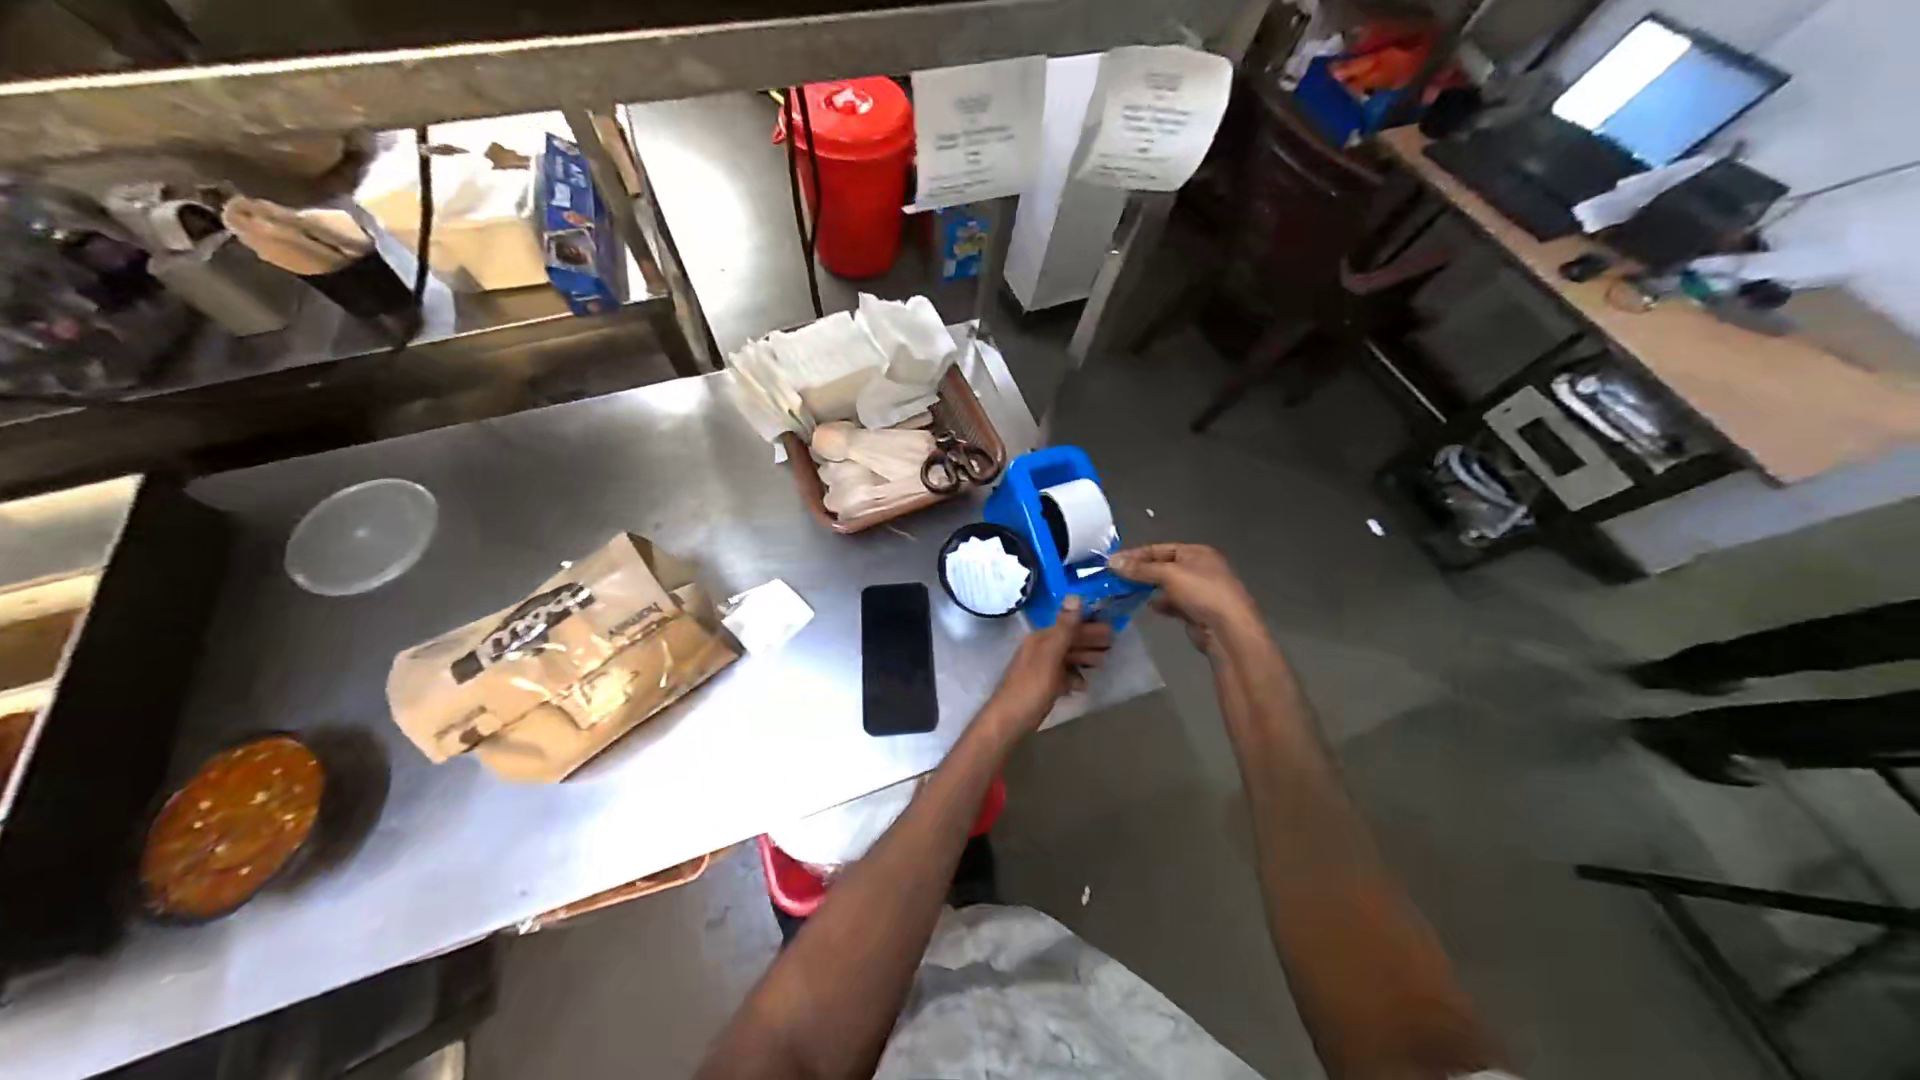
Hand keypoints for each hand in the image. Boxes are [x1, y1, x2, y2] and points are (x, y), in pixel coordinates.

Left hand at [981, 596, 1112, 736]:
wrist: (1009, 721)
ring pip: (1066, 658)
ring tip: (1103, 661)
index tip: (1111, 627)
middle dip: (1090, 641)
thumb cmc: (1031, 688)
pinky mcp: (1042, 687)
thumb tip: (1074, 595)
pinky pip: (1061, 677)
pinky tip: (1082, 685)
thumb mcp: (1050, 656)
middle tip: (1113, 642)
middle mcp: (1039, 650)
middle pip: (1068, 641)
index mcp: (1040, 640)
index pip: (1068, 626)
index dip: (1089, 625)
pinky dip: (1073, 678)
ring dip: (1084, 658)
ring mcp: (1040, 669)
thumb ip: (1064, 628)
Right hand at [1107, 543, 1260, 657]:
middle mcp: (1198, 568)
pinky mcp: (1195, 610)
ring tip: (1127, 593)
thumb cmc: (1201, 593)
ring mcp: (1198, 590)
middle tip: (1115, 579)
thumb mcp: (1168, 574)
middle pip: (1161, 567)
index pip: (1159, 549)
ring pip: (1165, 586)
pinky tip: (1151, 608)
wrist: (1228, 630)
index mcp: (1196, 552)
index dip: (1135, 555)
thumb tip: (1112, 562)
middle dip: (1140, 573)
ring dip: (1148, 589)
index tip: (1111, 563)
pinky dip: (1160, 604)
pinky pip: (1172, 603)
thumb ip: (1140, 569)